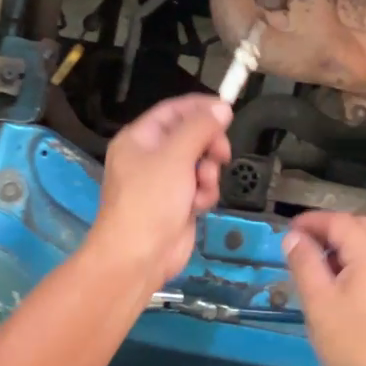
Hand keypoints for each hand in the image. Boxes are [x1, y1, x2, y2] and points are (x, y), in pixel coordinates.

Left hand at [85, 94, 232, 292]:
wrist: (138, 258)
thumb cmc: (150, 200)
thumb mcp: (176, 155)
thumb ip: (201, 127)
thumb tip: (222, 107)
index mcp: (139, 139)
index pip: (173, 110)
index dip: (200, 107)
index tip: (227, 109)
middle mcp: (150, 157)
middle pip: (191, 136)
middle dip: (208, 145)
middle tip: (221, 154)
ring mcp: (164, 182)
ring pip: (201, 162)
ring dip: (208, 173)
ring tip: (202, 187)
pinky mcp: (178, 203)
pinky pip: (201, 186)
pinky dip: (204, 194)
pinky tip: (198, 206)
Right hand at [280, 212, 365, 365]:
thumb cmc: (353, 346)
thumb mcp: (319, 304)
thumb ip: (305, 264)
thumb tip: (294, 237)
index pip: (340, 221)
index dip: (313, 221)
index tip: (289, 231)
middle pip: (358, 227)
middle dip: (329, 229)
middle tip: (301, 245)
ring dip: (343, 246)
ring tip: (316, 266)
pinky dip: (357, 261)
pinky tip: (340, 285)